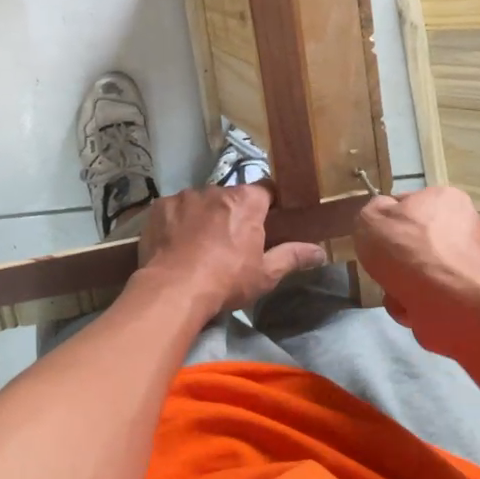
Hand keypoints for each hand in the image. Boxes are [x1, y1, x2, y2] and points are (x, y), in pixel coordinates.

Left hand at [135, 186, 327, 313]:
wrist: (173, 288)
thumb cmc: (226, 281)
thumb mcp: (265, 274)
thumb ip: (292, 256)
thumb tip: (320, 251)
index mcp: (246, 201)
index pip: (266, 190)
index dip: (268, 204)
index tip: (268, 220)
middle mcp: (215, 190)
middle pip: (230, 197)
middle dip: (232, 213)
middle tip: (231, 241)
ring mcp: (184, 196)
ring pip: (200, 202)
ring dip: (203, 216)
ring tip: (199, 245)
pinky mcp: (159, 206)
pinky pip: (174, 210)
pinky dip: (177, 222)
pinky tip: (176, 244)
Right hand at [354, 187, 479, 347]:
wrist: (451, 300)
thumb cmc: (408, 249)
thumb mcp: (370, 219)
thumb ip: (372, 211)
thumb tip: (384, 216)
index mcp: (445, 198)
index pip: (407, 204)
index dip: (386, 222)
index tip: (375, 239)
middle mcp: (467, 225)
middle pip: (417, 242)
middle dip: (397, 260)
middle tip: (384, 270)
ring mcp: (474, 261)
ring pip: (425, 271)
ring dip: (404, 284)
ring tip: (396, 294)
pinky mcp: (475, 293)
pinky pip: (436, 295)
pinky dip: (419, 302)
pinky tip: (411, 308)